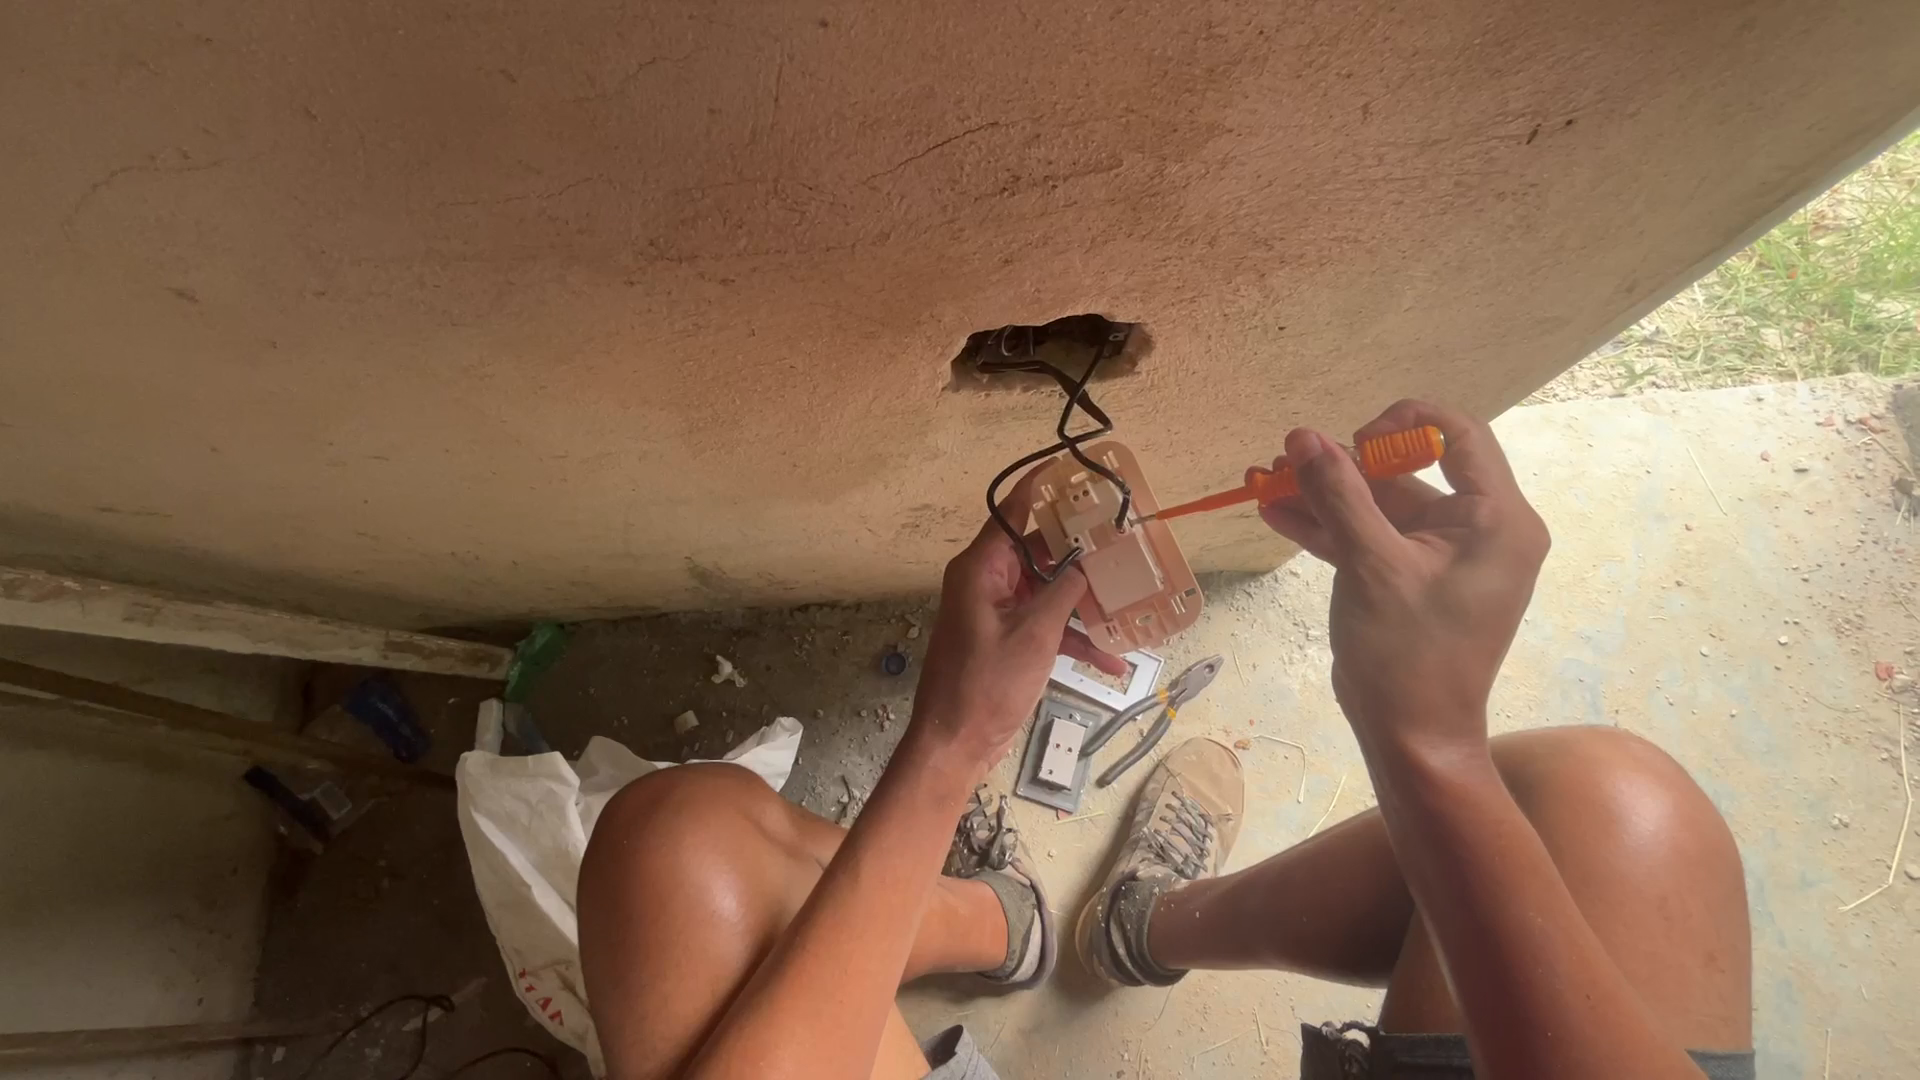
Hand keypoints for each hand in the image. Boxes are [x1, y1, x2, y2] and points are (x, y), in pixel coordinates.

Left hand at [909, 469, 1126, 772]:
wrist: (955, 742)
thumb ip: (1064, 592)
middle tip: (1121, 537)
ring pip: (1046, 589)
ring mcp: (995, 610)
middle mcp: (986, 580)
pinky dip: (1071, 637)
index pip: (1012, 512)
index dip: (1041, 486)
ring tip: (1128, 599)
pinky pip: (1042, 623)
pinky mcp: (1004, 637)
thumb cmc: (986, 684)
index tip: (1071, 465)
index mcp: (981, 568)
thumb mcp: (1035, 635)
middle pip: (1037, 550)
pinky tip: (1112, 659)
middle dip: (1079, 551)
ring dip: (1082, 601)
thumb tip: (1086, 563)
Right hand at [1259, 400, 1549, 758]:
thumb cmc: (1407, 650)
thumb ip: (1337, 495)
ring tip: (1264, 485)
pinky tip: (1277, 516)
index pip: (1456, 435)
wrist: (1408, 733)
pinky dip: (1324, 528)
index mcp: (1494, 519)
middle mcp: (1473, 530)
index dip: (1400, 425)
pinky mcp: (1404, 579)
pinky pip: (1364, 539)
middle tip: (1282, 465)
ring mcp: (1435, 557)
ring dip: (1320, 497)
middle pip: (1402, 474)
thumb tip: (1302, 437)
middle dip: (1338, 468)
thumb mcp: (1370, 565)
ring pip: (1374, 507)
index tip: (1350, 444)